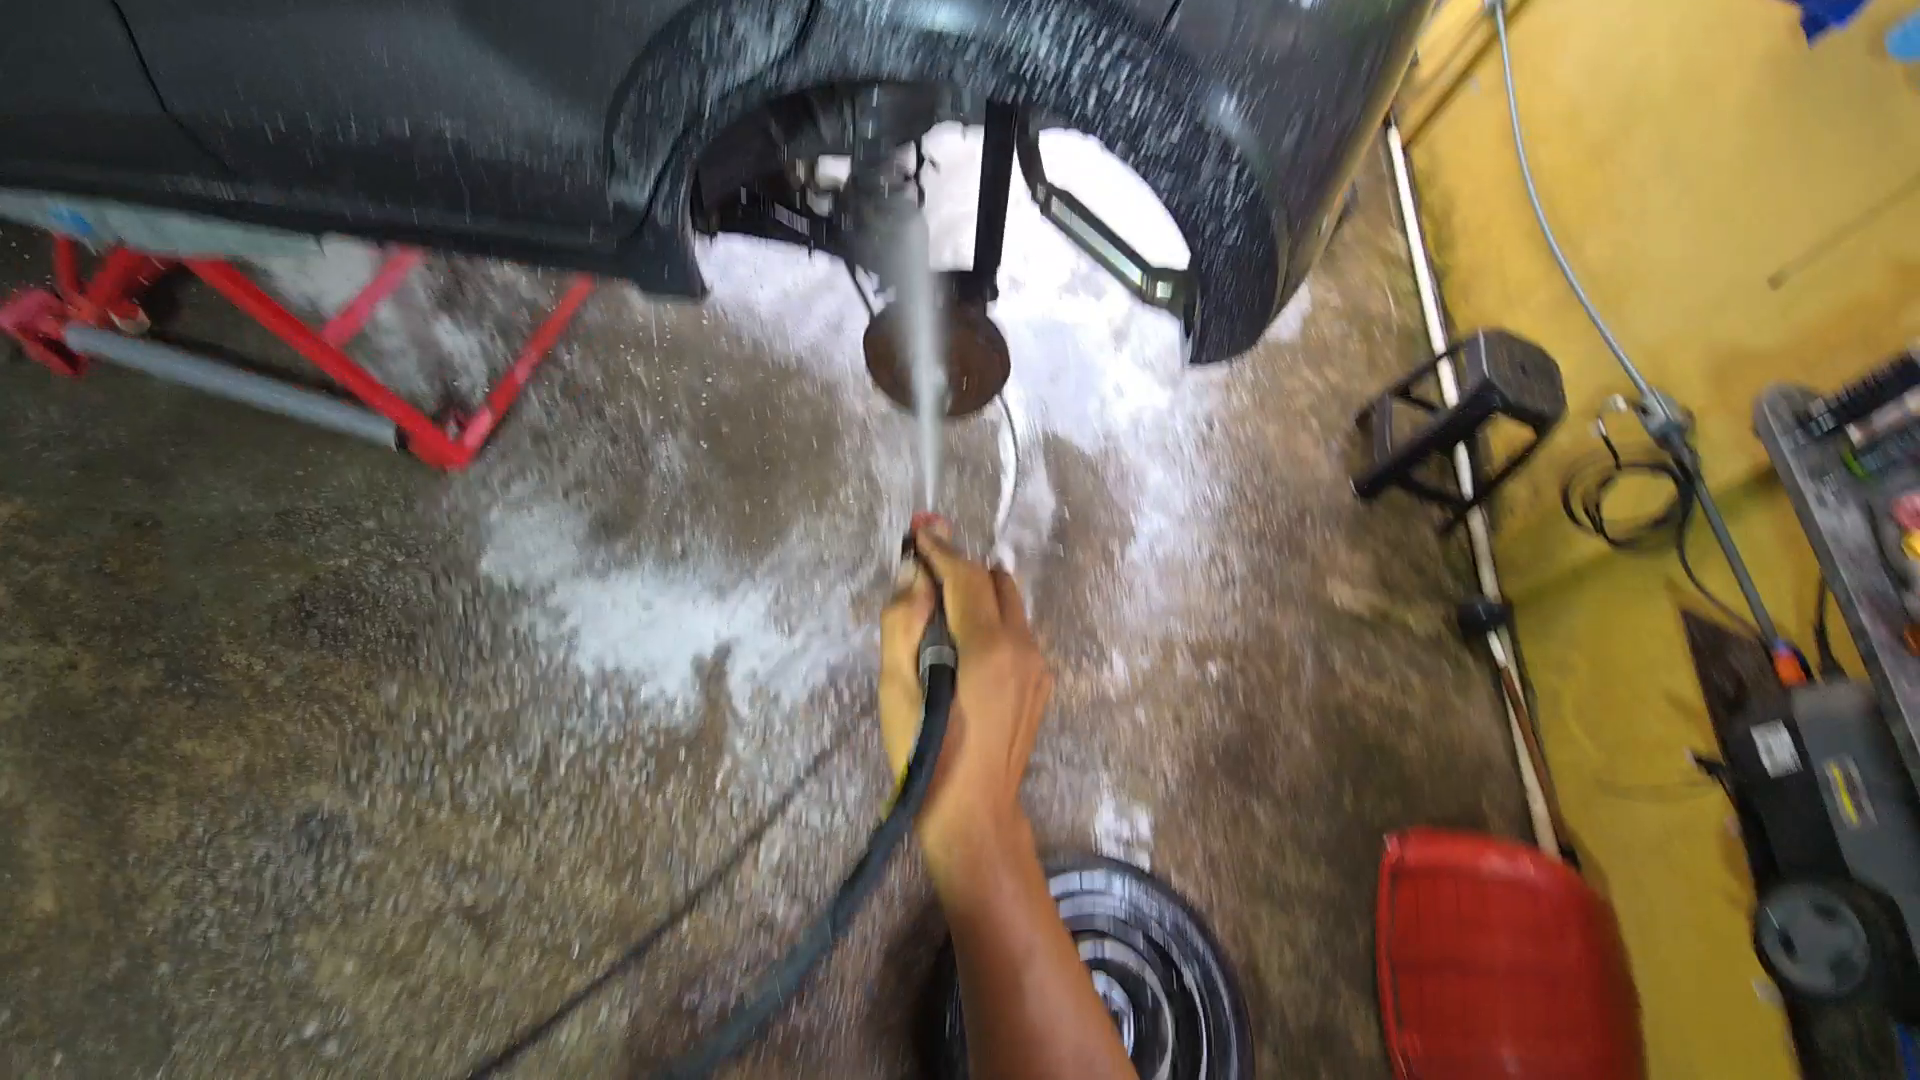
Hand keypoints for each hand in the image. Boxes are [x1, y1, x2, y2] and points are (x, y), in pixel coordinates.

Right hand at [879, 519, 1052, 882]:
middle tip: (924, 571)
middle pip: (994, 582)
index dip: (940, 549)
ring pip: (1010, 606)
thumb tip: (914, 570)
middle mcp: (1025, 646)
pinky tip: (963, 650)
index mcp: (990, 646)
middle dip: (960, 569)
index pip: (966, 576)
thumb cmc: (924, 753)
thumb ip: (904, 620)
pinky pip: (1016, 633)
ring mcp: (1040, 666)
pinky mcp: (1042, 684)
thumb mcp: (896, 687)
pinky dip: (990, 622)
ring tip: (940, 611)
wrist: (973, 815)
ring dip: (977, 595)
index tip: (919, 528)